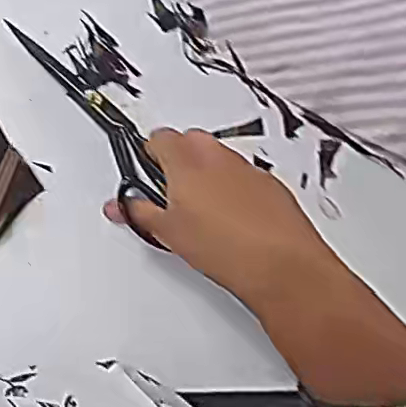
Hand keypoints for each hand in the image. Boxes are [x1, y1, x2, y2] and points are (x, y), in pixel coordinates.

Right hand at [105, 129, 344, 310]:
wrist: (283, 268)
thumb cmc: (229, 248)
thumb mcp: (167, 232)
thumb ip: (138, 211)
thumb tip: (122, 206)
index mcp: (185, 161)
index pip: (158, 138)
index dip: (149, 154)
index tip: (146, 172)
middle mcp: (217, 157)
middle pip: (189, 140)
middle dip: (177, 159)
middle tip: (169, 188)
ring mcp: (247, 169)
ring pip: (218, 156)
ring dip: (206, 172)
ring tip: (200, 207)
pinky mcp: (272, 185)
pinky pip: (245, 174)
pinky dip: (235, 187)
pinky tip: (230, 217)